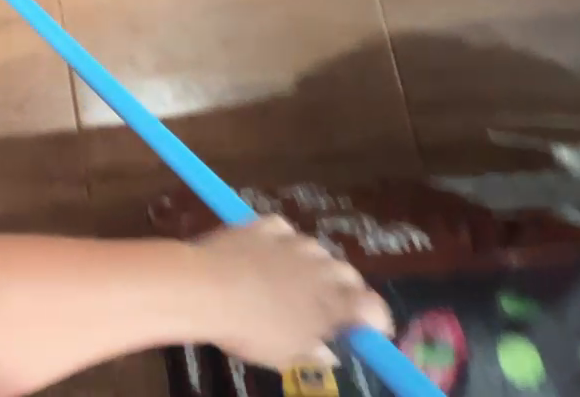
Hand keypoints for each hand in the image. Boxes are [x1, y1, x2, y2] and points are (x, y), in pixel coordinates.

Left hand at [190, 215, 392, 370]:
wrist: (205, 288)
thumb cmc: (248, 330)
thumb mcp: (285, 354)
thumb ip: (311, 351)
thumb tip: (326, 353)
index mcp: (333, 305)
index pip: (373, 307)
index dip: (375, 318)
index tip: (368, 327)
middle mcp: (318, 269)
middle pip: (346, 273)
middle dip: (345, 288)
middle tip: (330, 303)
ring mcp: (288, 243)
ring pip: (315, 247)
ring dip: (313, 262)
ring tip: (297, 275)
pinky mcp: (260, 225)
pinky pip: (281, 226)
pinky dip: (282, 237)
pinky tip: (271, 246)